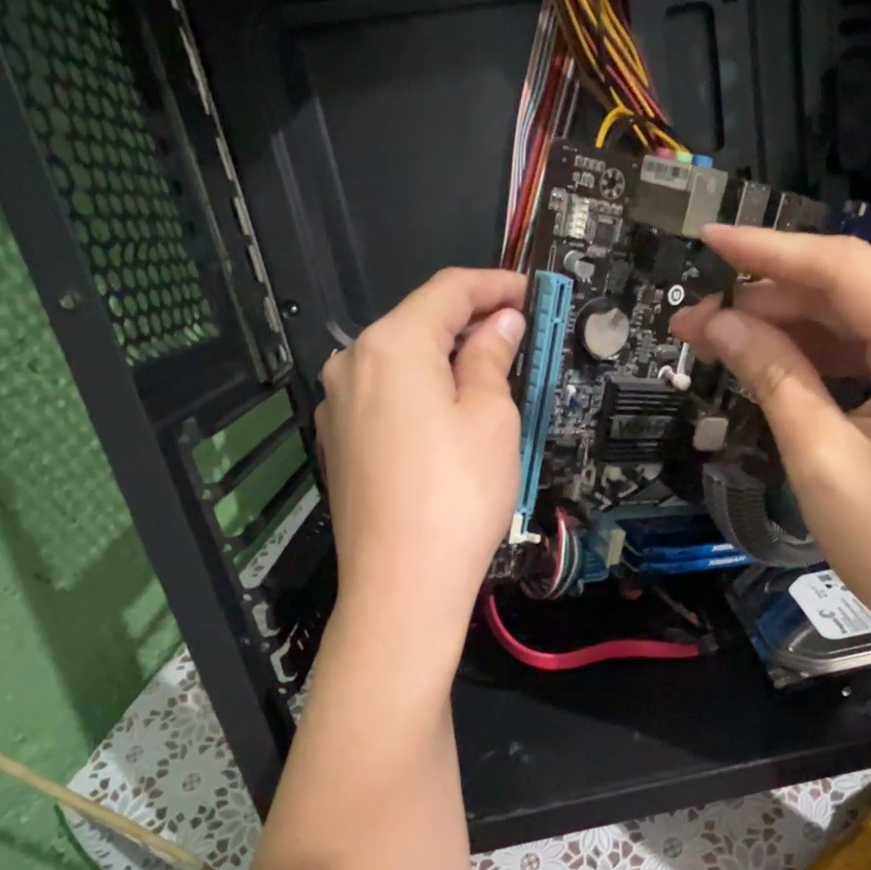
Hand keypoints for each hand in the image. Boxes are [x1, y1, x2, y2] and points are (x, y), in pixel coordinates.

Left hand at [315, 269, 526, 625]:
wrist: (401, 584)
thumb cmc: (458, 494)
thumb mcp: (492, 418)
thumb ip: (492, 358)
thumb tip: (500, 324)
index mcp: (391, 344)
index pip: (448, 290)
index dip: (495, 285)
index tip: (533, 293)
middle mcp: (351, 364)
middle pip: (418, 324)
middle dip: (471, 325)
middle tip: (522, 339)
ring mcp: (337, 406)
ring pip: (401, 363)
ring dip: (447, 362)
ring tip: (492, 384)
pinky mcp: (339, 444)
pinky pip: (386, 399)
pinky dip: (422, 394)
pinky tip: (450, 421)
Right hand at [671, 226, 870, 647]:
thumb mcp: (820, 458)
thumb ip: (772, 375)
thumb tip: (717, 320)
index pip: (848, 272)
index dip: (771, 252)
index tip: (707, 240)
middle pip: (852, 292)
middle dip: (771, 297)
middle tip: (696, 314)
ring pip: (856, 323)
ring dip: (789, 326)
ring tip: (717, 337)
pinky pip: (869, 356)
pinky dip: (818, 356)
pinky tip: (767, 359)